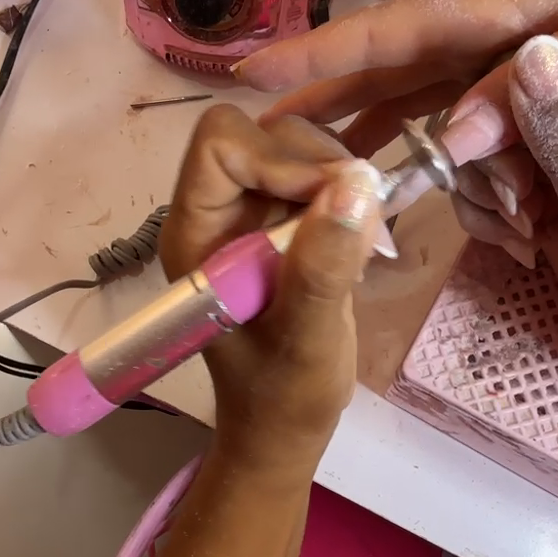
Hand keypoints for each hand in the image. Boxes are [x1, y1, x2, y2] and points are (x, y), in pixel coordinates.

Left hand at [160, 106, 387, 478]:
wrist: (285, 421)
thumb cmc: (283, 394)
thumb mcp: (306, 336)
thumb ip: (324, 265)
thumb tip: (357, 184)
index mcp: (197, 232)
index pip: (221, 143)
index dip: (276, 156)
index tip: (326, 198)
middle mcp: (219, 211)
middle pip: (264, 135)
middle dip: (318, 165)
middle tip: (358, 220)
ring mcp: (251, 214)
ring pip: (296, 148)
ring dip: (338, 180)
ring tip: (359, 239)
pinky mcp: (282, 223)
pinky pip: (317, 175)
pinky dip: (347, 196)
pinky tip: (358, 243)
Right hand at [507, 35, 557, 431]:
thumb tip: (531, 48)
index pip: (528, 76)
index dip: (497, 130)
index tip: (513, 195)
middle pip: (498, 113)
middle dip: (491, 174)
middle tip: (523, 221)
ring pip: (486, 152)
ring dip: (488, 200)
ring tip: (525, 239)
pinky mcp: (552, 191)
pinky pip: (492, 184)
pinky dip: (491, 217)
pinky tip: (521, 247)